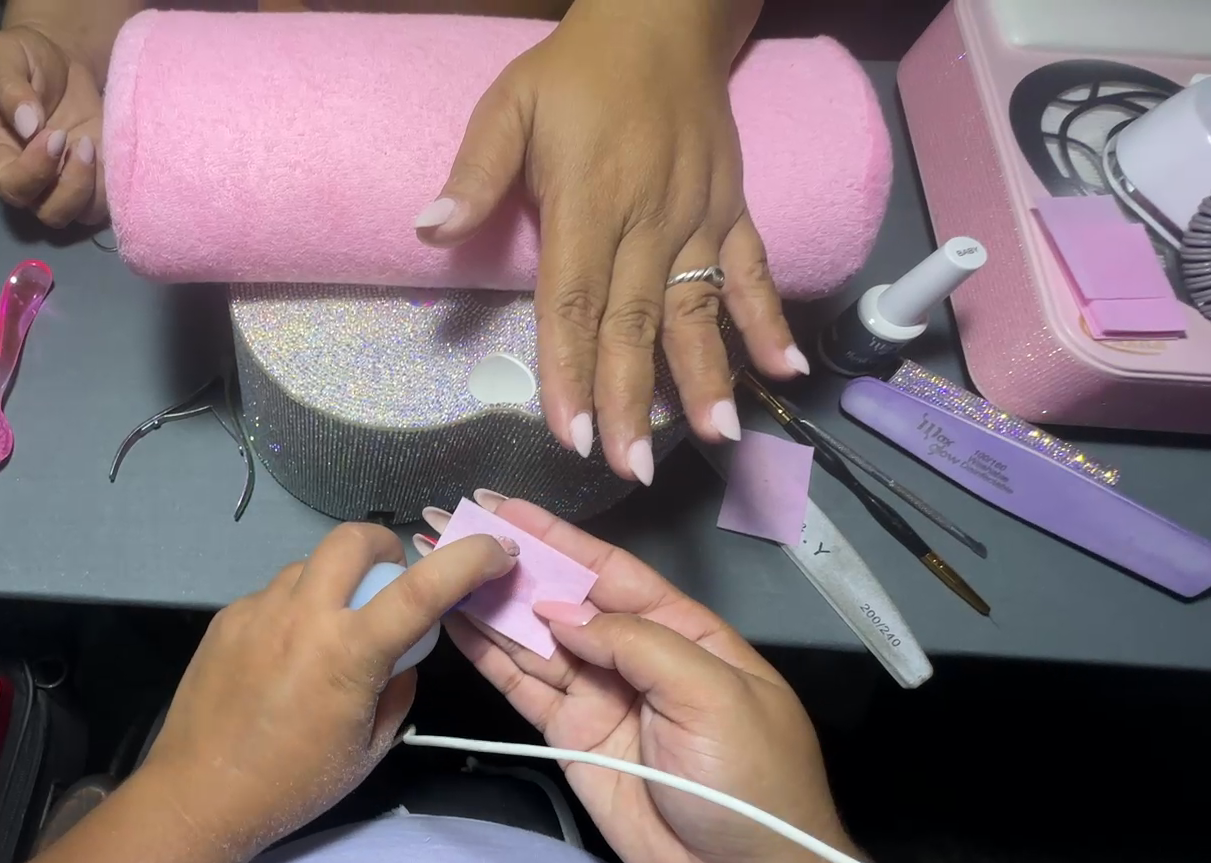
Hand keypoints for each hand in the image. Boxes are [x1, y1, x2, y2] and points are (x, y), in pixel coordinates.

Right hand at [0, 23, 106, 227]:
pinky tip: (108, 154)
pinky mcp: (95, 182)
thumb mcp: (5, 56)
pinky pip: (105, 204)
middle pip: (51, 214)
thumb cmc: (27, 60)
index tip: (56, 134)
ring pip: (80, 215)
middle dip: (70, 186)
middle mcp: (34, 182)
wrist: (62, 62)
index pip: (13, 187)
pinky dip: (111, 187)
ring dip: (91, 188)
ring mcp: (66, 185)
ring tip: (92, 144)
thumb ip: (8, 87)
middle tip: (81, 142)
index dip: (35, 171)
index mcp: (3, 156)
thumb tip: (27, 125)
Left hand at [142, 523, 518, 854]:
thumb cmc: (294, 783)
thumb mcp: (368, 747)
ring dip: (332, 582)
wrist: (199, 793)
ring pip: (308, 565)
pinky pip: (275, 594)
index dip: (467, 559)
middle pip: (351, 538)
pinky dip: (295, 609)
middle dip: (382, 545)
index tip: (493, 549)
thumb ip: (397, 689)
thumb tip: (402, 655)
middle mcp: (301, 615)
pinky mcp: (226, 615)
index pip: (421, 589)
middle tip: (387, 577)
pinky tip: (283, 654)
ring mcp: (257, 609)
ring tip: (326, 630)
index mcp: (347, 652)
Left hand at [416, 0, 805, 483]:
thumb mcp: (508, 105)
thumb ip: (475, 173)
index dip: (571, 372)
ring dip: (706, 379)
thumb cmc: (573, 73)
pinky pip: (752, 269)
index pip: (573, 306)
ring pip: (698, 310)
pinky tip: (781, 369)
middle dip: (632, 402)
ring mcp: (699, 217)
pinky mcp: (731, 207)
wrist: (663, 14)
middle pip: (635, 326)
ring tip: (711, 440)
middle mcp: (649, 221)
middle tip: (631, 468)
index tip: (571, 434)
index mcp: (589, 204)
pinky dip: (767, 318)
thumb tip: (428, 230)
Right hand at [440, 492, 846, 862]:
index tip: (500, 506)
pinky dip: (485, 653)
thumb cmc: (748, 777)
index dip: (551, 536)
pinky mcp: (564, 729)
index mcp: (677, 628)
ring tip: (435, 566)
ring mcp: (592, 690)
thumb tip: (557, 611)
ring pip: (528, 636)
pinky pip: (519, 683)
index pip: (604, 568)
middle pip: (556, 596)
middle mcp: (627, 651)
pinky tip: (452, 622)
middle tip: (447, 528)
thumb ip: (633, 641)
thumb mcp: (711, 694)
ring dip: (483, 602)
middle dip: (505, 563)